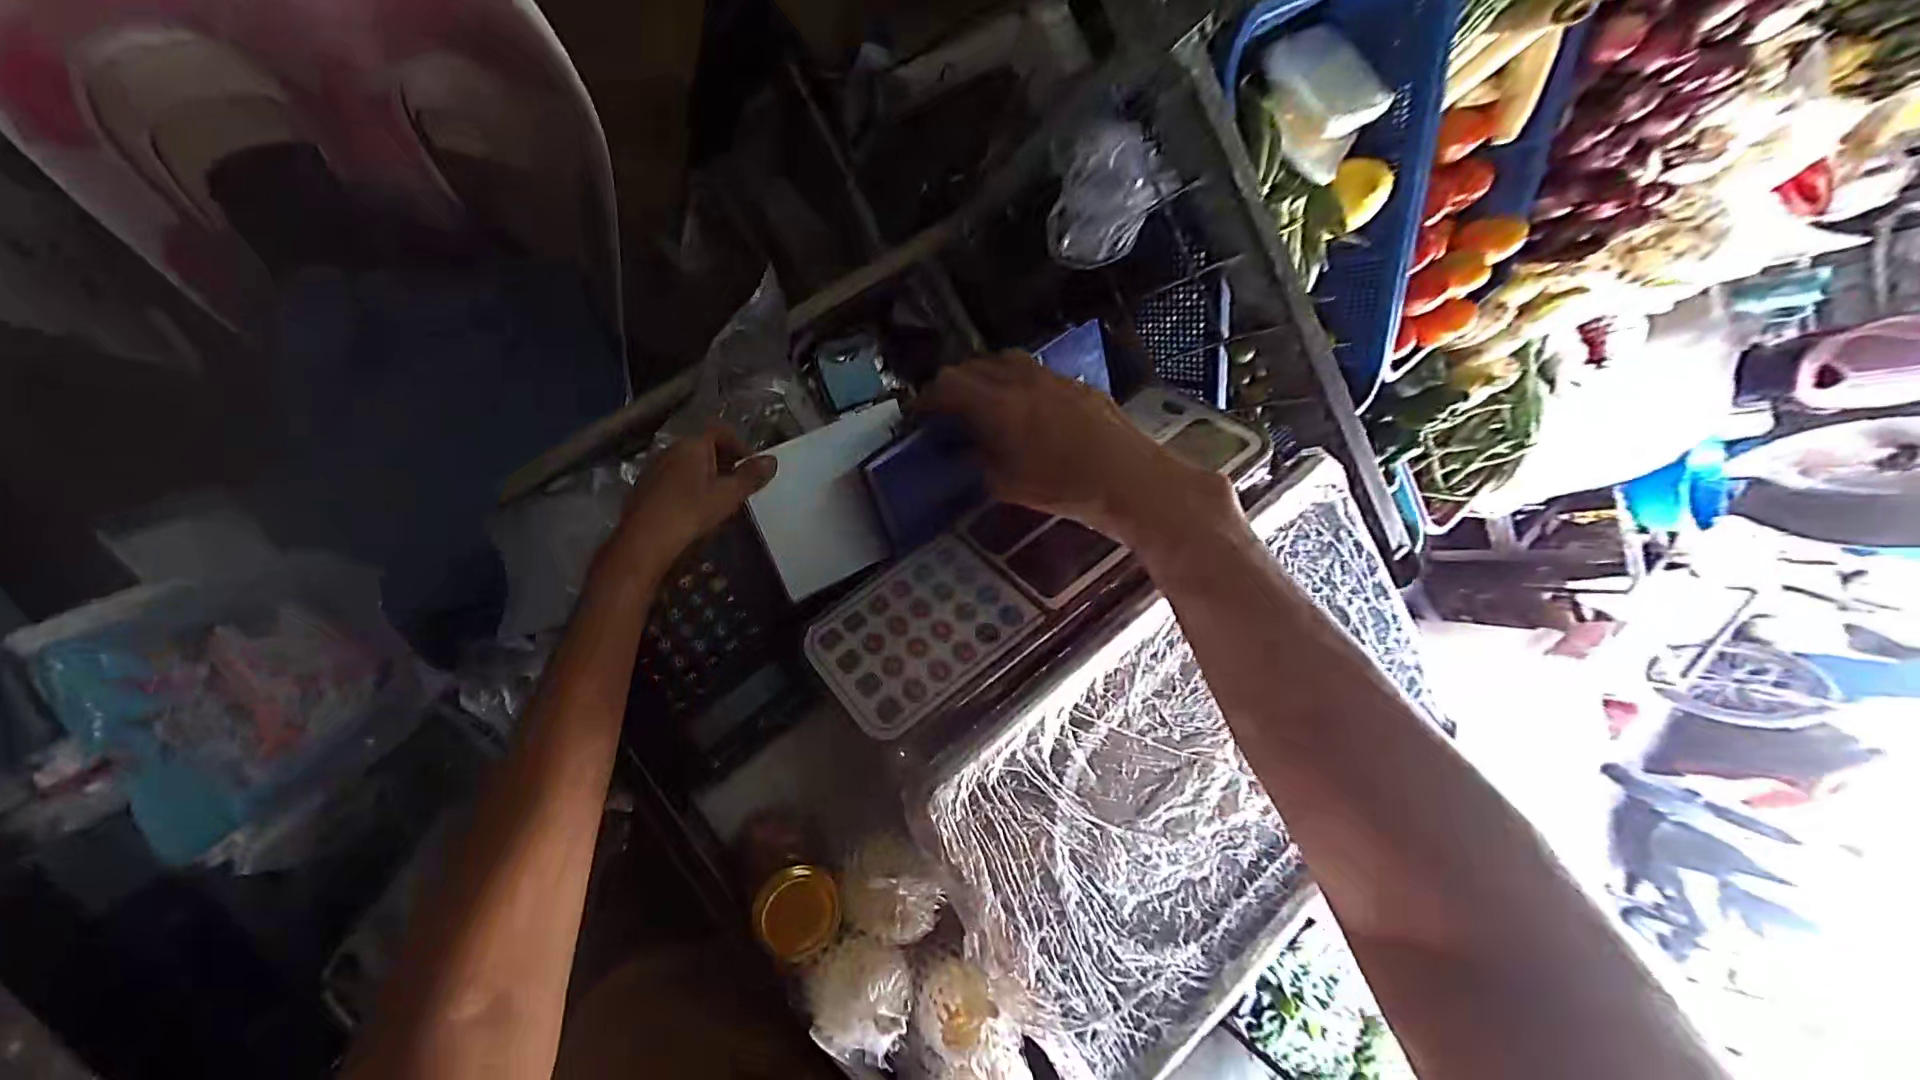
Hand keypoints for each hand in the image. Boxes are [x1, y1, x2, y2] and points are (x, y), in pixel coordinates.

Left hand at [608, 425, 775, 574]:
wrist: (644, 541)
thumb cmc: (691, 512)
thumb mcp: (729, 495)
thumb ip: (751, 476)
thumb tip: (771, 460)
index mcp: (693, 445)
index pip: (722, 432)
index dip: (742, 446)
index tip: (754, 468)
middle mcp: (671, 450)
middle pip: (705, 448)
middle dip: (726, 462)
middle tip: (742, 485)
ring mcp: (655, 469)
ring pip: (689, 465)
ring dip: (707, 477)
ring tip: (721, 500)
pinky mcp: (645, 489)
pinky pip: (675, 480)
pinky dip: (690, 489)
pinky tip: (695, 510)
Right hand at [915, 352, 1235, 547]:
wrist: (1130, 480)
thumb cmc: (1064, 488)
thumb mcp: (1006, 485)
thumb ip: (979, 461)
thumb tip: (966, 449)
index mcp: (999, 403)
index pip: (948, 384)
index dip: (928, 399)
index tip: (921, 415)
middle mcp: (1023, 379)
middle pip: (975, 366)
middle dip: (955, 385)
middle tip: (950, 412)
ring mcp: (1054, 377)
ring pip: (1007, 361)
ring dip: (987, 377)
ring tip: (986, 404)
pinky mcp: (1078, 384)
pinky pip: (1037, 372)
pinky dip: (1019, 382)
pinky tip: (1029, 410)